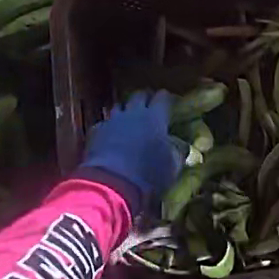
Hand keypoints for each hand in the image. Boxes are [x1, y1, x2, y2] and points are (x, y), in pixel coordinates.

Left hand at [76, 91, 180, 213]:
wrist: (111, 183)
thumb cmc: (148, 174)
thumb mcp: (172, 165)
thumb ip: (178, 151)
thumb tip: (182, 146)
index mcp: (155, 117)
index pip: (162, 98)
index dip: (165, 98)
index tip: (168, 99)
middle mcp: (133, 113)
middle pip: (139, 96)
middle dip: (145, 98)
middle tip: (149, 104)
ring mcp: (112, 120)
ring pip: (119, 106)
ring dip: (125, 110)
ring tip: (129, 117)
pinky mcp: (96, 132)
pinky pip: (105, 123)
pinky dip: (109, 127)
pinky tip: (110, 135)